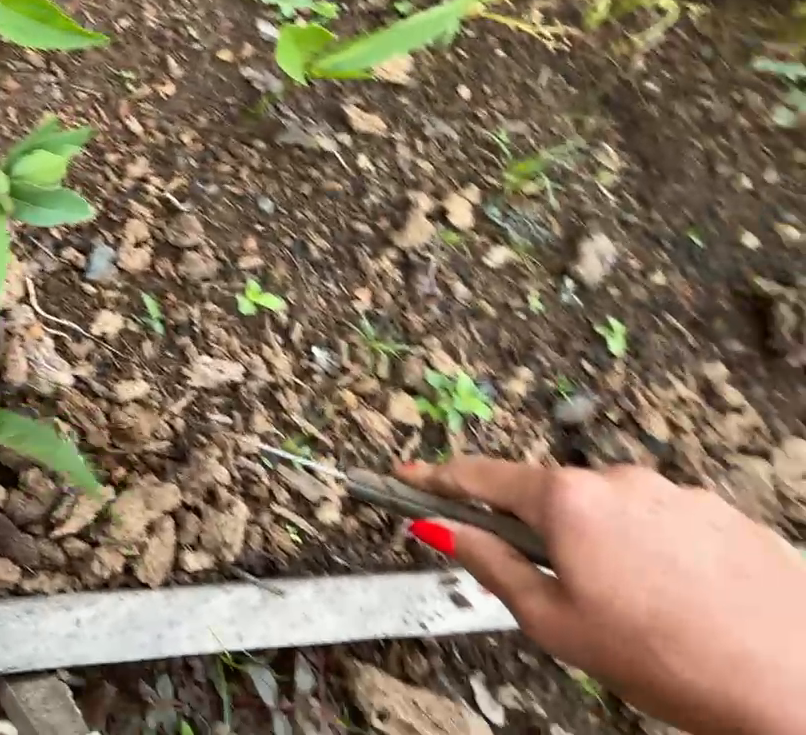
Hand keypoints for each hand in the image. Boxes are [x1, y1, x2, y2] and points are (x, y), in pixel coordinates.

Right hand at [399, 456, 805, 734]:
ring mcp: (681, 495)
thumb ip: (485, 561)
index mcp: (567, 498)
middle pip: (549, 494)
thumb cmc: (665, 663)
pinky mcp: (732, 519)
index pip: (479, 475)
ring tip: (630, 604)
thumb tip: (436, 526)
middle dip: (537, 528)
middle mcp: (619, 480)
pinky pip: (665, 522)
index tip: (405, 475)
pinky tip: (676, 599)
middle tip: (552, 583)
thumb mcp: (550, 621)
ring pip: (610, 509)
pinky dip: (653, 549)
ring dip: (599, 540)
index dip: (435, 478)